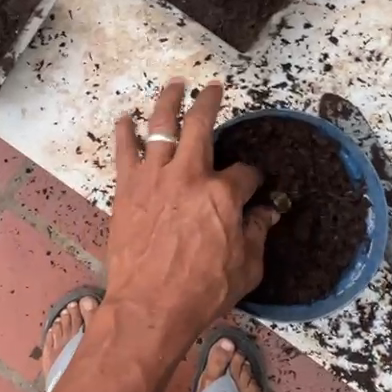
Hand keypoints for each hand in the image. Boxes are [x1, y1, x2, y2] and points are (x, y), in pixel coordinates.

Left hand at [105, 79, 279, 346]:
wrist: (149, 306)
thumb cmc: (202, 291)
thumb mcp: (246, 267)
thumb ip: (257, 234)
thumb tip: (267, 213)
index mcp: (222, 195)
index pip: (245, 173)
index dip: (253, 176)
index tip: (253, 183)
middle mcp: (188, 175)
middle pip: (201, 125)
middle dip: (210, 102)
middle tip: (214, 88)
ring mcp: (154, 177)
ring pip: (160, 125)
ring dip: (168, 101)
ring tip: (174, 85)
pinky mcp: (127, 187)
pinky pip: (124, 149)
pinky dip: (125, 131)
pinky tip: (126, 119)